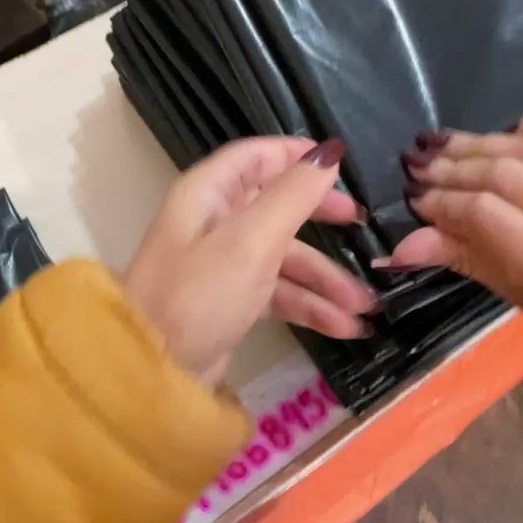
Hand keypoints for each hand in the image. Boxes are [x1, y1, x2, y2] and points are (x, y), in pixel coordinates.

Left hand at [124, 137, 377, 384]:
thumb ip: (292, 196)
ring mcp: (223, 261)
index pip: (255, 156)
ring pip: (284, 255)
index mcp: (209, 193)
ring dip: (325, 278)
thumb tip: (329, 150)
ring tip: (367, 305)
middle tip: (362, 225)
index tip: (342, 164)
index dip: (296, 154)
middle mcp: (215, 220)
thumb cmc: (198, 296)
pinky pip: (278, 291)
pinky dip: (309, 305)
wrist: (154, 371)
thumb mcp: (250, 242)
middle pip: (276, 204)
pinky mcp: (232, 299)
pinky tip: (346, 327)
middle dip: (321, 217)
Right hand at [388, 103, 522, 369]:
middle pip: (509, 176)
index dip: (443, 200)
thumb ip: (467, 261)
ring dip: (484, 144)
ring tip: (448, 145)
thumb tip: (398, 246)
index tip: (416, 196)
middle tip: (420, 165)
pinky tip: (519, 127)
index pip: (489, 215)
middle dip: (454, 168)